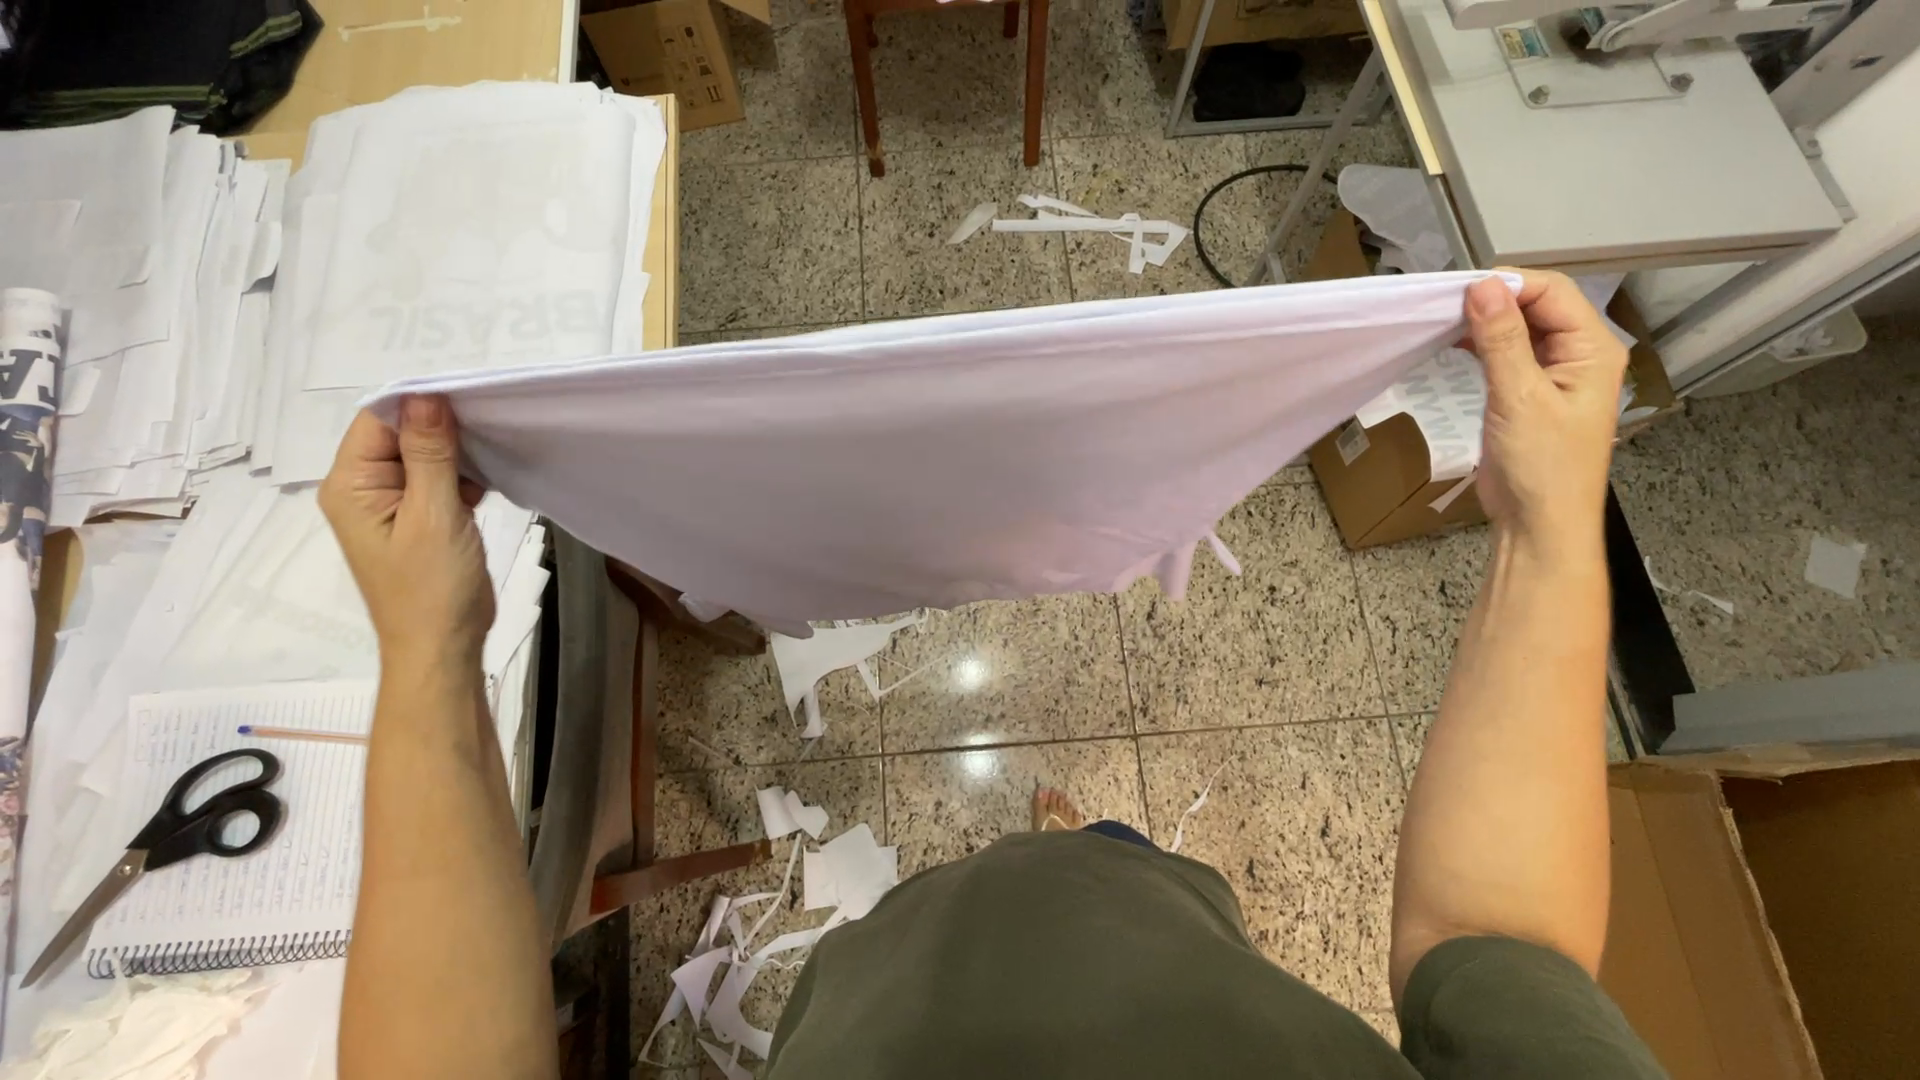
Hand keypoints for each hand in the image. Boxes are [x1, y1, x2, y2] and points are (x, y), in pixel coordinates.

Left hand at [320, 396, 493, 668]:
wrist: (442, 646)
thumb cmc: (433, 586)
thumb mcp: (435, 515)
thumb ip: (430, 454)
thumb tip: (427, 397)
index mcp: (352, 485)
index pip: (379, 421)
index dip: (420, 405)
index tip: (471, 398)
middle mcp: (365, 490)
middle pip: (400, 435)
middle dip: (443, 428)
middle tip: (490, 423)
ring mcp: (393, 506)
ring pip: (424, 457)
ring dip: (457, 453)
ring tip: (493, 451)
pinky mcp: (421, 520)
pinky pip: (438, 481)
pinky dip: (463, 477)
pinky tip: (488, 482)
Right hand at [1465, 270, 1628, 556]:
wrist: (1539, 522)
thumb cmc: (1541, 466)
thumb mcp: (1519, 398)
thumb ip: (1501, 340)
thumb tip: (1482, 287)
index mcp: (1592, 350)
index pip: (1552, 292)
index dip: (1507, 284)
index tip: (1457, 293)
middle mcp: (1577, 355)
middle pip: (1536, 306)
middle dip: (1492, 300)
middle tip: (1442, 307)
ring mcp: (1551, 375)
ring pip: (1518, 330)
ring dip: (1483, 323)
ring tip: (1441, 322)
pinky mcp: (1525, 395)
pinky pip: (1505, 355)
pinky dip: (1479, 346)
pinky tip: (1451, 345)